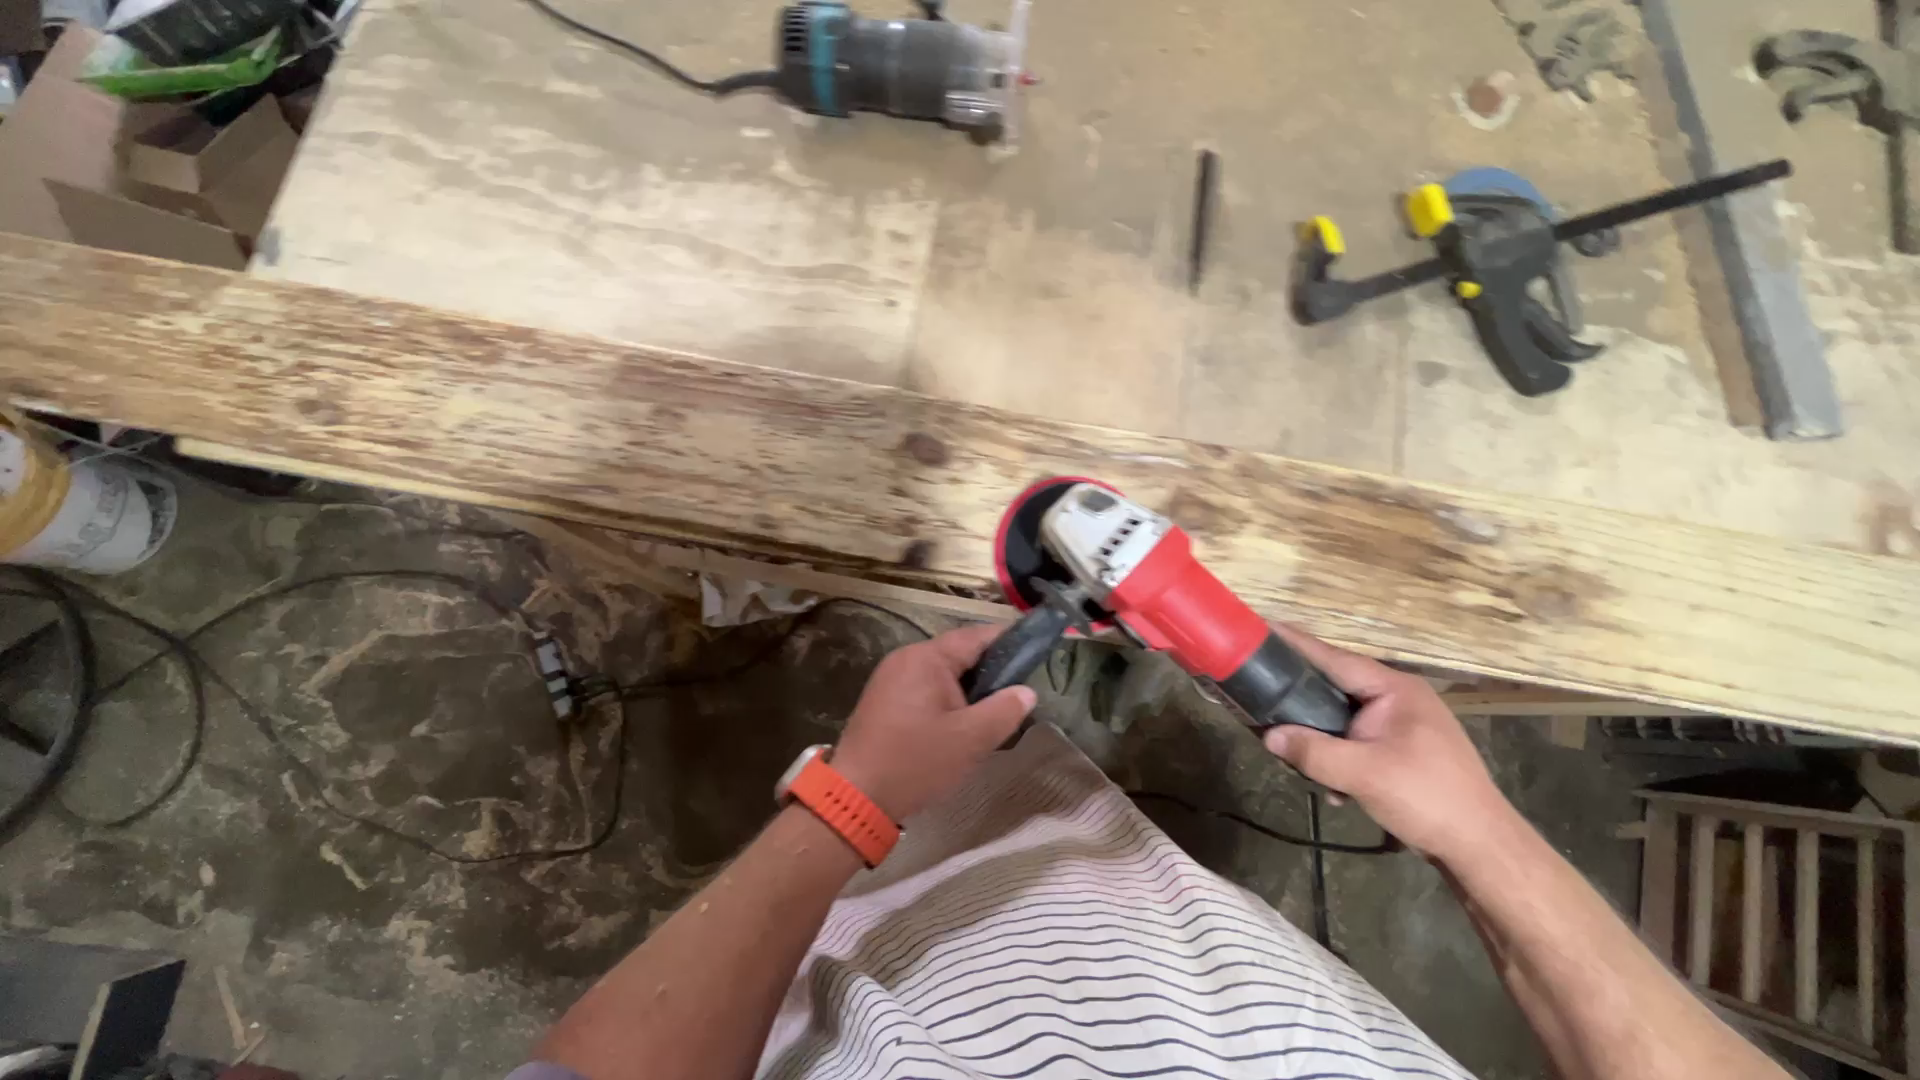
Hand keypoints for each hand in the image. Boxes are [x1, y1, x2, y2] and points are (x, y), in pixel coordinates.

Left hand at [831, 623, 1037, 820]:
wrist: (856, 797)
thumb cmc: (916, 762)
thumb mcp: (970, 739)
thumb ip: (1004, 710)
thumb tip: (1026, 691)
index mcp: (926, 658)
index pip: (976, 636)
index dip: (1009, 641)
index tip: (1037, 653)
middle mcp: (905, 658)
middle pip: (958, 653)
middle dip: (990, 671)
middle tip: (1018, 694)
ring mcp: (890, 678)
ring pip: (942, 674)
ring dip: (968, 689)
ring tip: (994, 712)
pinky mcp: (884, 700)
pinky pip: (925, 689)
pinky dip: (947, 700)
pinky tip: (961, 724)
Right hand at [1260, 624, 1515, 864]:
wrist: (1482, 847)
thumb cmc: (1427, 798)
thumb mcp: (1362, 774)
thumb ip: (1312, 752)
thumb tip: (1267, 736)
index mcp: (1394, 690)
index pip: (1334, 658)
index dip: (1295, 644)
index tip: (1261, 627)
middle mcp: (1399, 698)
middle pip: (1335, 687)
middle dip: (1300, 701)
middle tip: (1260, 700)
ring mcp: (1403, 724)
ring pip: (1342, 718)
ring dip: (1320, 740)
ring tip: (1295, 758)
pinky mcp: (1403, 750)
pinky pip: (1356, 741)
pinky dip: (1339, 759)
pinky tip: (1333, 788)